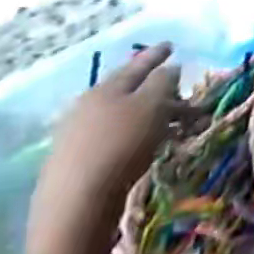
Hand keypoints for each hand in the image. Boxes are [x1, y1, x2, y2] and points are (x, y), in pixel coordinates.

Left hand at [27, 43, 179, 253]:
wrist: (74, 208)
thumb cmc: (120, 148)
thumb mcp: (152, 107)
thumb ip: (163, 82)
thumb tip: (170, 68)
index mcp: (105, 88)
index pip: (137, 64)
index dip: (157, 55)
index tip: (171, 46)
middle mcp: (86, 106)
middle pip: (128, 91)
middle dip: (156, 89)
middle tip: (181, 94)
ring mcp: (75, 136)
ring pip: (120, 115)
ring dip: (148, 116)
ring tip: (171, 125)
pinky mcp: (72, 163)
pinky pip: (112, 137)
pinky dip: (134, 135)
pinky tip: (144, 146)